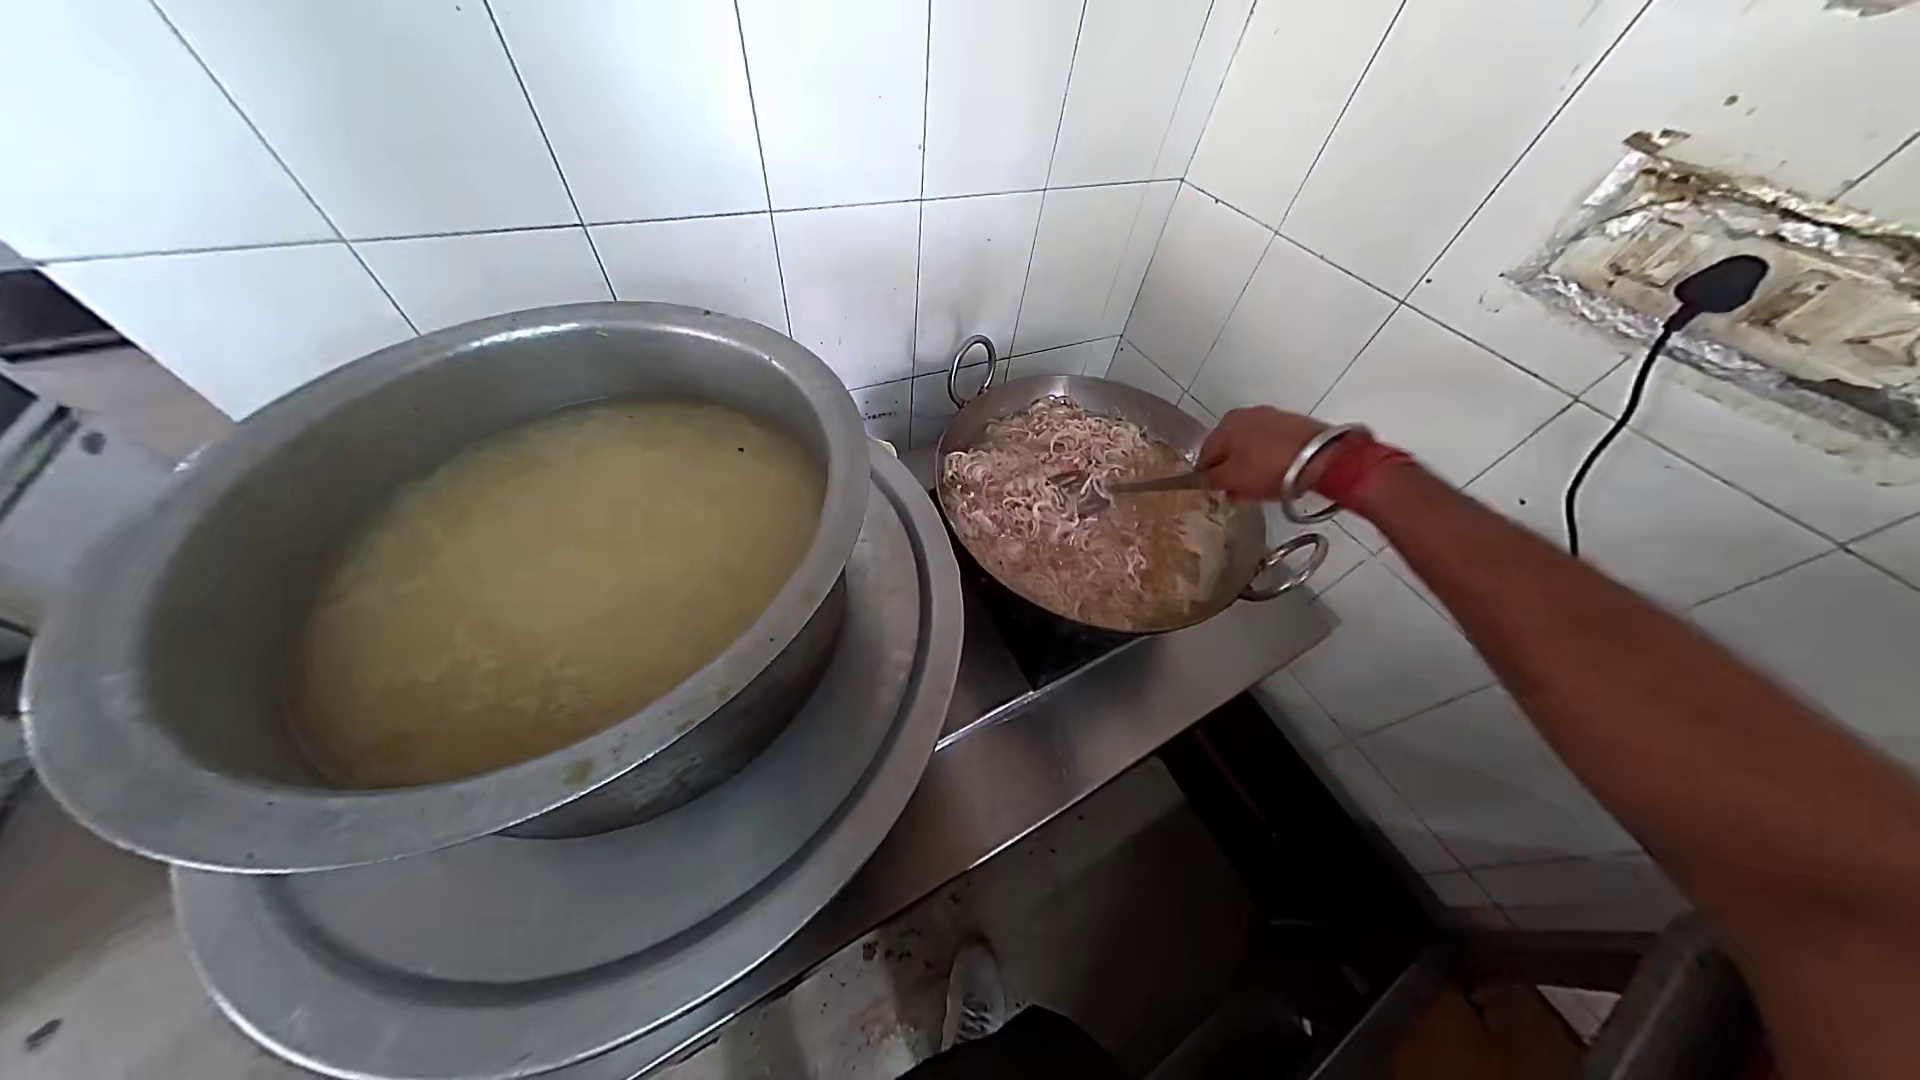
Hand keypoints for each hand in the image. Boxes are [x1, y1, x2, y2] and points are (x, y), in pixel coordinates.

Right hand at [1195, 406, 1329, 499]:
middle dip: (1230, 473)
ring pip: (1251, 449)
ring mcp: (1273, 418)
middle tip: (1236, 494)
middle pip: (1229, 450)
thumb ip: (1211, 479)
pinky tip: (1275, 478)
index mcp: (1226, 424)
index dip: (1206, 478)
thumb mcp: (1232, 478)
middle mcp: (1246, 415)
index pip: (1205, 455)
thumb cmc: (1268, 467)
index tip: (1214, 493)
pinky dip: (1268, 462)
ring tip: (1257, 490)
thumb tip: (1202, 479)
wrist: (1322, 457)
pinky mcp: (1295, 426)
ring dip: (1249, 469)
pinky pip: (1271, 447)